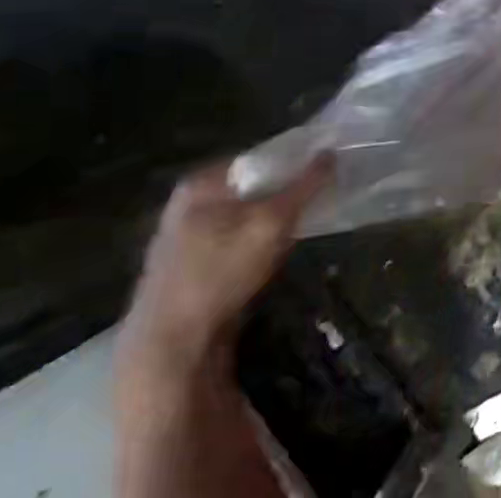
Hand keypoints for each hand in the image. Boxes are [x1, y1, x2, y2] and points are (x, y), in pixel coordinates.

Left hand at [119, 154, 333, 375]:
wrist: (170, 346)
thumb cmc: (221, 273)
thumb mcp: (273, 223)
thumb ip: (304, 186)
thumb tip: (330, 152)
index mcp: (201, 182)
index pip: (260, 156)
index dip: (295, 161)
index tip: (324, 171)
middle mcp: (187, 201)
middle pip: (252, 186)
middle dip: (284, 193)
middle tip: (315, 202)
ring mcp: (183, 234)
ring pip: (244, 214)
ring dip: (272, 220)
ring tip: (299, 229)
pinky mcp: (188, 263)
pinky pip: (233, 238)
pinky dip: (255, 241)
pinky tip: (271, 256)